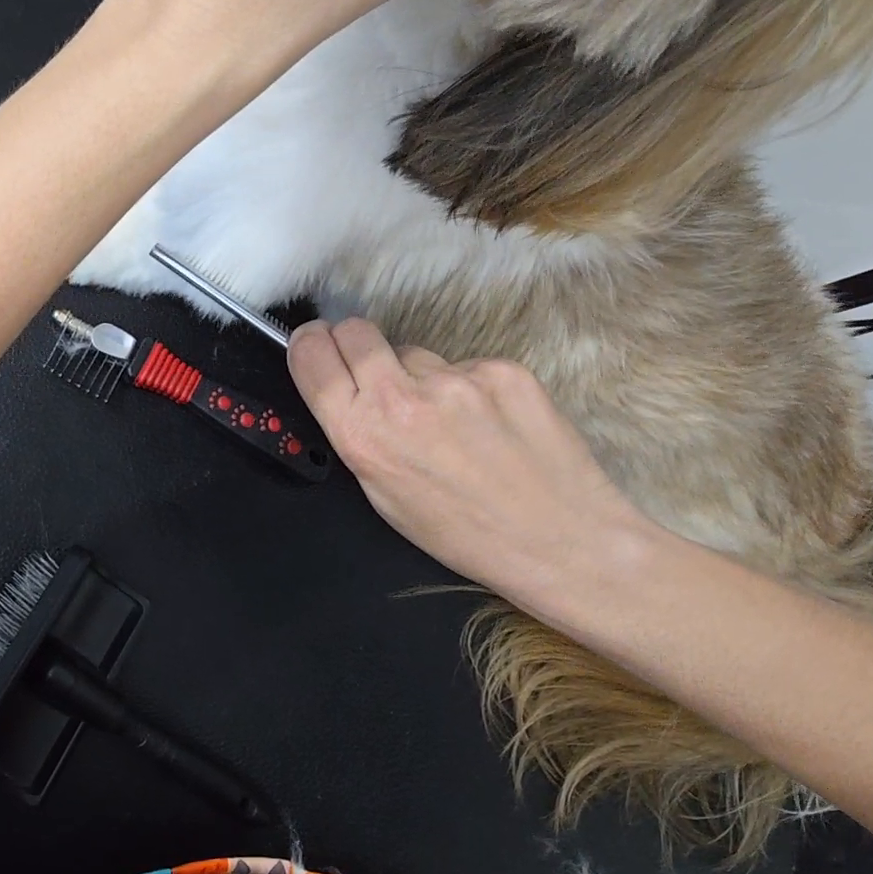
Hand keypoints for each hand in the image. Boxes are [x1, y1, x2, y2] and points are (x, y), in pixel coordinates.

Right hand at [288, 318, 654, 599]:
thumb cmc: (464, 532)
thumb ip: (355, 433)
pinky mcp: (502, 370)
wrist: (563, 542)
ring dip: (418, 374)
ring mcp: (455, 380)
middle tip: (374, 371)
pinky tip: (487, 423)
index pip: (312, 355)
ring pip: (413, 351)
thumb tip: (343, 388)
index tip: (316, 344)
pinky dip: (467, 386)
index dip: (309, 344)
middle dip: (354, 343)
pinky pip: (463, 364)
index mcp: (362, 437)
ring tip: (449, 421)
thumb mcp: (382, 494)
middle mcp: (401, 400)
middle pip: (354, 331)